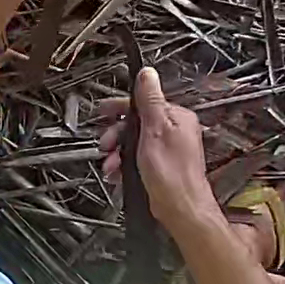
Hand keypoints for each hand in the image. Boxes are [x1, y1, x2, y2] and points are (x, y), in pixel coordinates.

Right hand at [97, 67, 225, 236]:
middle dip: (116, 135)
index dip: (119, 108)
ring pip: (134, 142)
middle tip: (106, 143)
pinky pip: (137, 158)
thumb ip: (149, 101)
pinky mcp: (161, 166)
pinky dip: (125, 164)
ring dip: (118, 152)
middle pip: (136, 123)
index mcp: (176, 118)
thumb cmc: (171, 174)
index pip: (143, 102)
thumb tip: (147, 74)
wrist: (180, 209)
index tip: (104, 111)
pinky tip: (118, 172)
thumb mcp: (154, 129)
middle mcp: (174, 131)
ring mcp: (168, 149)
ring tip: (111, 163)